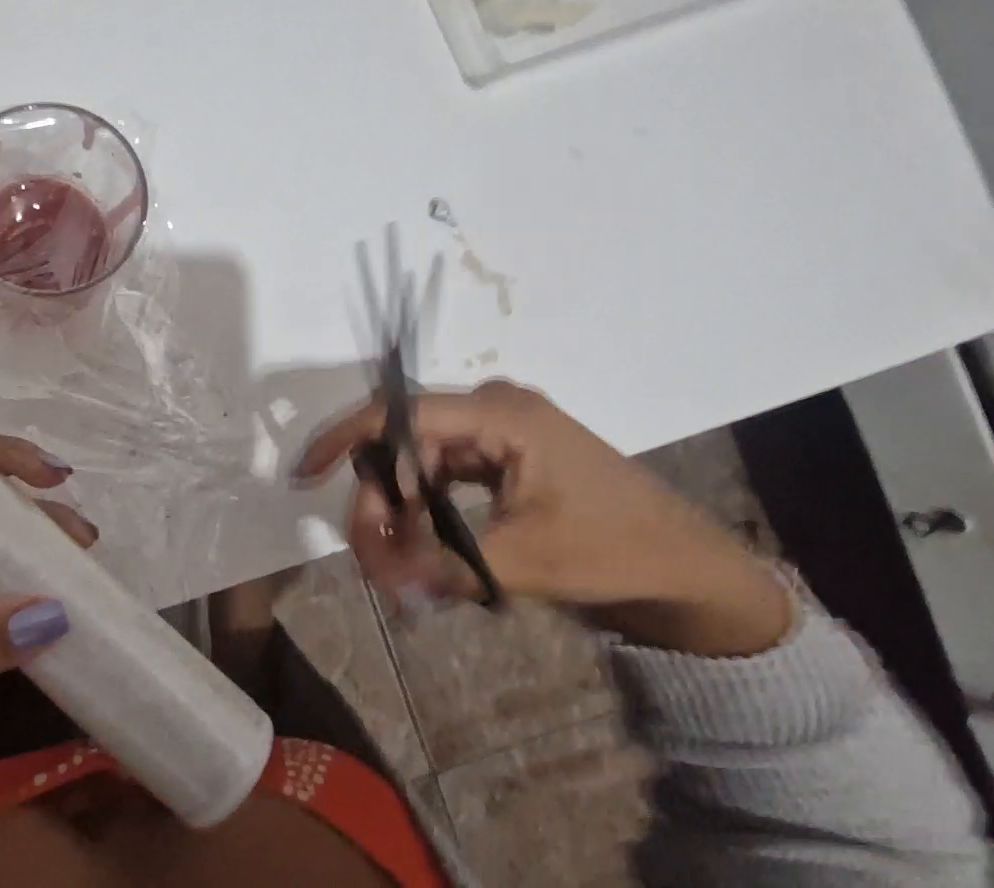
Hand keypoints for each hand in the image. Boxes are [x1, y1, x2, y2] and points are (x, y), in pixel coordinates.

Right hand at [293, 379, 790, 656]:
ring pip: (417, 464)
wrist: (687, 571)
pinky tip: (418, 549)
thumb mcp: (522, 561)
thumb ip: (440, 565)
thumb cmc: (615, 551)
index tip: (306, 474)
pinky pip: (439, 478)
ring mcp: (497, 435)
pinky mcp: (500, 460)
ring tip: (397, 564)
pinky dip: (421, 512)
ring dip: (398, 511)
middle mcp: (493, 412)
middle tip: (372, 557)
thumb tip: (380, 579)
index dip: (344, 439)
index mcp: (501, 416)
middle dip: (378, 500)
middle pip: (403, 444)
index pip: (400, 414)